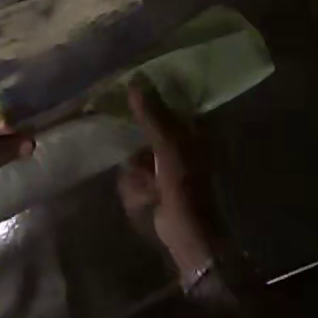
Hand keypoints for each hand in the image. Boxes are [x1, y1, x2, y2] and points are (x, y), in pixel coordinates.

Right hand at [117, 81, 217, 281]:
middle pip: (146, 136)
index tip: (126, 102)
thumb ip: (151, 115)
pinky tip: (145, 199)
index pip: (165, 110)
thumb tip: (134, 83)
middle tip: (135, 157)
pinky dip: (137, 190)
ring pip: (137, 160)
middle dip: (139, 152)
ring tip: (147, 187)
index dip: (147, 106)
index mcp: (191, 133)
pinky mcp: (155, 191)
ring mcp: (167, 172)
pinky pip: (134, 181)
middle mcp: (180, 148)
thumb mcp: (167, 145)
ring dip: (137, 175)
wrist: (189, 234)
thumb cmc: (185, 185)